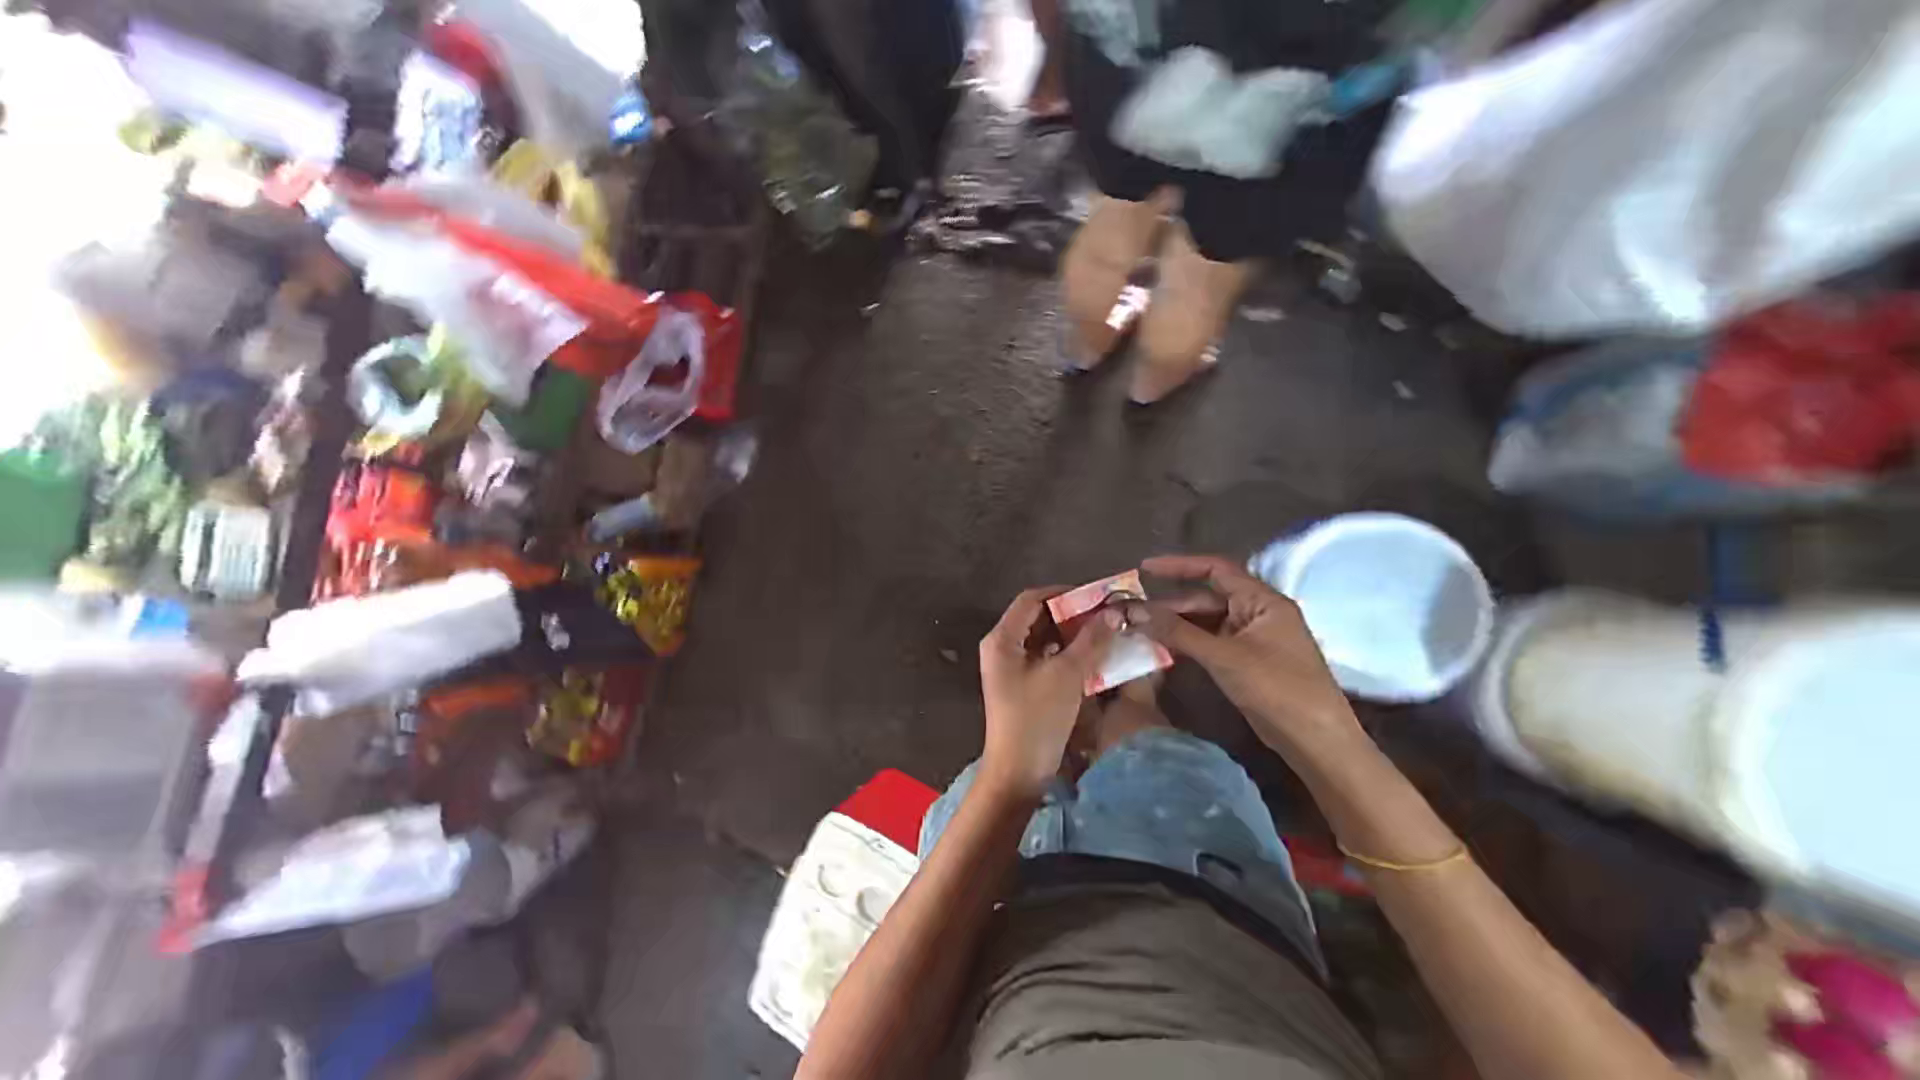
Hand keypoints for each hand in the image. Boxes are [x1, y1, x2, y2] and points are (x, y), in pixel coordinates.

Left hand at [978, 586, 1117, 798]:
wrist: (1018, 771)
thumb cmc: (1037, 718)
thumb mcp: (1067, 675)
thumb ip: (1090, 640)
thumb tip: (1114, 612)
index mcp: (1002, 639)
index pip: (1032, 599)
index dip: (1063, 592)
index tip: (1096, 595)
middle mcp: (1001, 648)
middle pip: (1037, 617)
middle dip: (1071, 613)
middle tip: (1106, 613)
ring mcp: (1010, 668)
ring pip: (1043, 638)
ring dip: (1071, 634)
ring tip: (1105, 632)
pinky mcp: (1022, 685)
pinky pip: (1045, 658)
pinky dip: (1067, 654)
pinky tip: (1093, 657)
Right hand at [1136, 554, 1360, 752]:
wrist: (1315, 739)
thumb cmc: (1277, 688)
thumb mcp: (1223, 656)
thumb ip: (1178, 632)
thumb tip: (1135, 611)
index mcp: (1262, 601)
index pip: (1216, 570)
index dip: (1179, 566)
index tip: (1145, 568)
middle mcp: (1257, 613)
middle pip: (1207, 598)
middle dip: (1170, 603)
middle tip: (1132, 611)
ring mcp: (1252, 639)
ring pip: (1206, 622)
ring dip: (1175, 625)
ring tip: (1139, 628)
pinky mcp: (1246, 662)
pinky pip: (1211, 642)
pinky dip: (1187, 642)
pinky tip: (1161, 647)